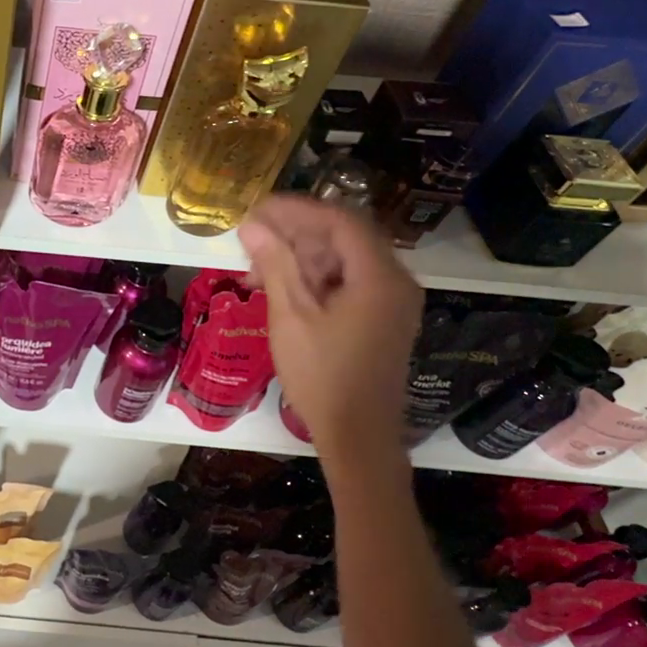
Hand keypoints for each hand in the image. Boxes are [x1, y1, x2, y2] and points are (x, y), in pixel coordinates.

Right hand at [238, 195, 421, 453]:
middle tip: (251, 241)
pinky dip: (316, 279)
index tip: (257, 209)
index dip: (296, 210)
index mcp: (379, 277)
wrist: (358, 437)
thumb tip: (253, 226)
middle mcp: (396, 282)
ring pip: (344, 259)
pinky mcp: (384, 319)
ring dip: (301, 258)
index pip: (339, 221)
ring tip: (257, 272)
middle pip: (344, 237)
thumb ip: (275, 264)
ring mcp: (394, 302)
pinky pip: (350, 282)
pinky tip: (281, 291)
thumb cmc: (323, 376)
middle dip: (295, 235)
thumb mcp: (291, 316)